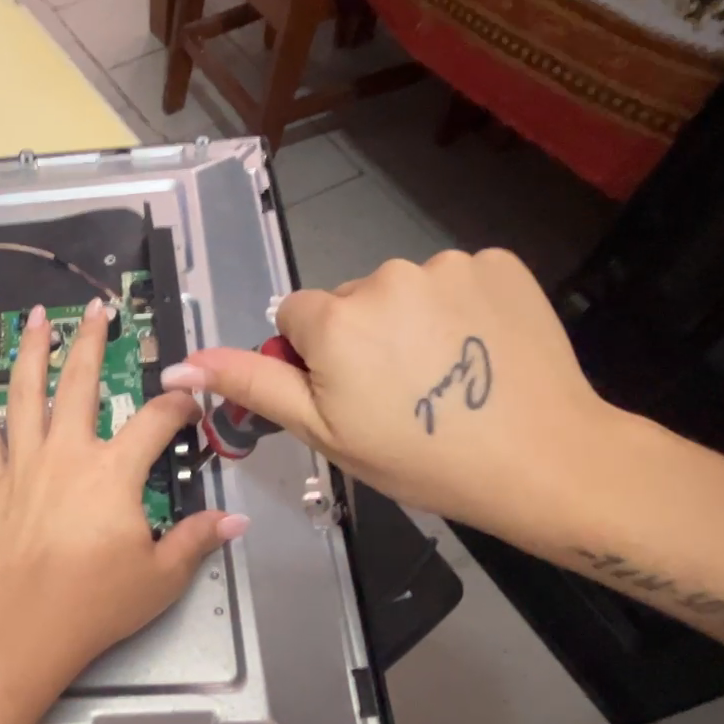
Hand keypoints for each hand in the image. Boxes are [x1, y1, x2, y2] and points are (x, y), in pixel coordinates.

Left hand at [0, 299, 245, 689]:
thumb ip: (197, 540)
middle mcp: (67, 455)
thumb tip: (236, 521)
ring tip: (35, 319)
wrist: (23, 633)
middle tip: (97, 309)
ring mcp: (23, 466)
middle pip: (81, 383)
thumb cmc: (95, 605)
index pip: (155, 421)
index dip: (179, 404)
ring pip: (26, 395)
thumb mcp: (160, 577)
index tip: (190, 400)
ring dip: (31, 353)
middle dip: (92, 341)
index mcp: (113, 473)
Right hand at [161, 249, 619, 531]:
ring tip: (442, 376)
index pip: (295, 317)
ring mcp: (447, 265)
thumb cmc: (417, 457)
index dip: (315, 359)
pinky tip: (477, 352)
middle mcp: (384, 276)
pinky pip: (453, 281)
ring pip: (401, 290)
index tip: (349, 394)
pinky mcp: (499, 263)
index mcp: (334, 317)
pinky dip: (457, 311)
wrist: (542, 460)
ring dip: (408, 322)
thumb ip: (251, 386)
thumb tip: (181, 364)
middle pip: (348, 301)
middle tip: (397, 392)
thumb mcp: (321, 431)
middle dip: (358, 337)